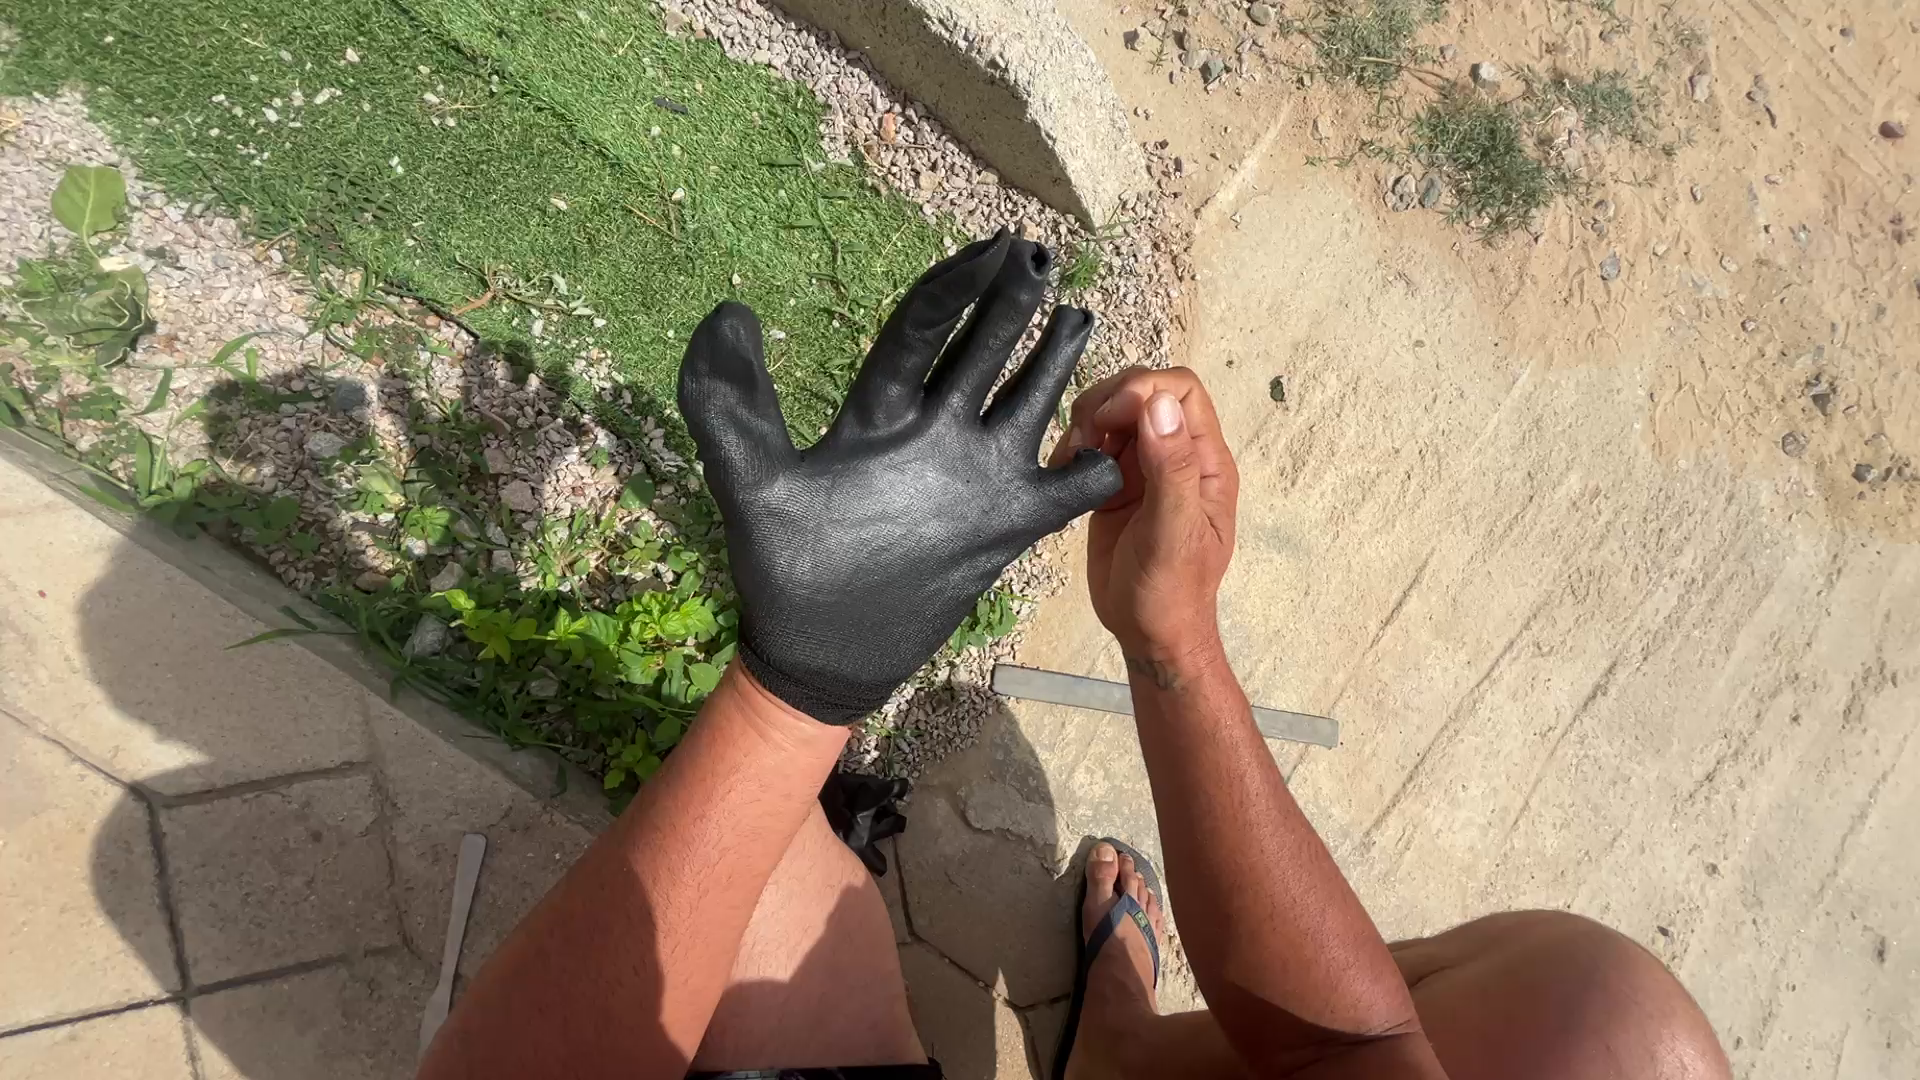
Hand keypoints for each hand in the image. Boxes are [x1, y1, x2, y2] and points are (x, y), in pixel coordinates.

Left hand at [680, 231, 1121, 722]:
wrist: (829, 651)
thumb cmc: (789, 573)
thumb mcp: (753, 488)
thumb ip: (728, 405)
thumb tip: (729, 309)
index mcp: (881, 417)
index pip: (922, 330)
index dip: (953, 284)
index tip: (987, 244)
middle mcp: (937, 435)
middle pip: (982, 352)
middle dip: (1011, 302)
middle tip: (1038, 253)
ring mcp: (979, 478)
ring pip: (1030, 403)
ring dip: (1055, 361)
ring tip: (1079, 314)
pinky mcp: (1010, 525)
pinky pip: (1070, 491)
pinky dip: (1096, 469)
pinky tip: (1115, 445)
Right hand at [1049, 366, 1237, 668]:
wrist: (1148, 632)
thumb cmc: (1170, 591)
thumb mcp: (1173, 533)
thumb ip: (1171, 469)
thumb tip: (1158, 405)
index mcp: (1205, 462)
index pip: (1181, 391)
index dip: (1143, 391)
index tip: (1109, 418)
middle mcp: (1176, 456)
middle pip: (1144, 393)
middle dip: (1108, 402)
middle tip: (1084, 438)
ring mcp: (1144, 468)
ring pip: (1115, 414)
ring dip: (1087, 422)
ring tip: (1073, 456)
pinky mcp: (1116, 484)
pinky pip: (1095, 444)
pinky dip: (1075, 446)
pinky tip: (1066, 469)